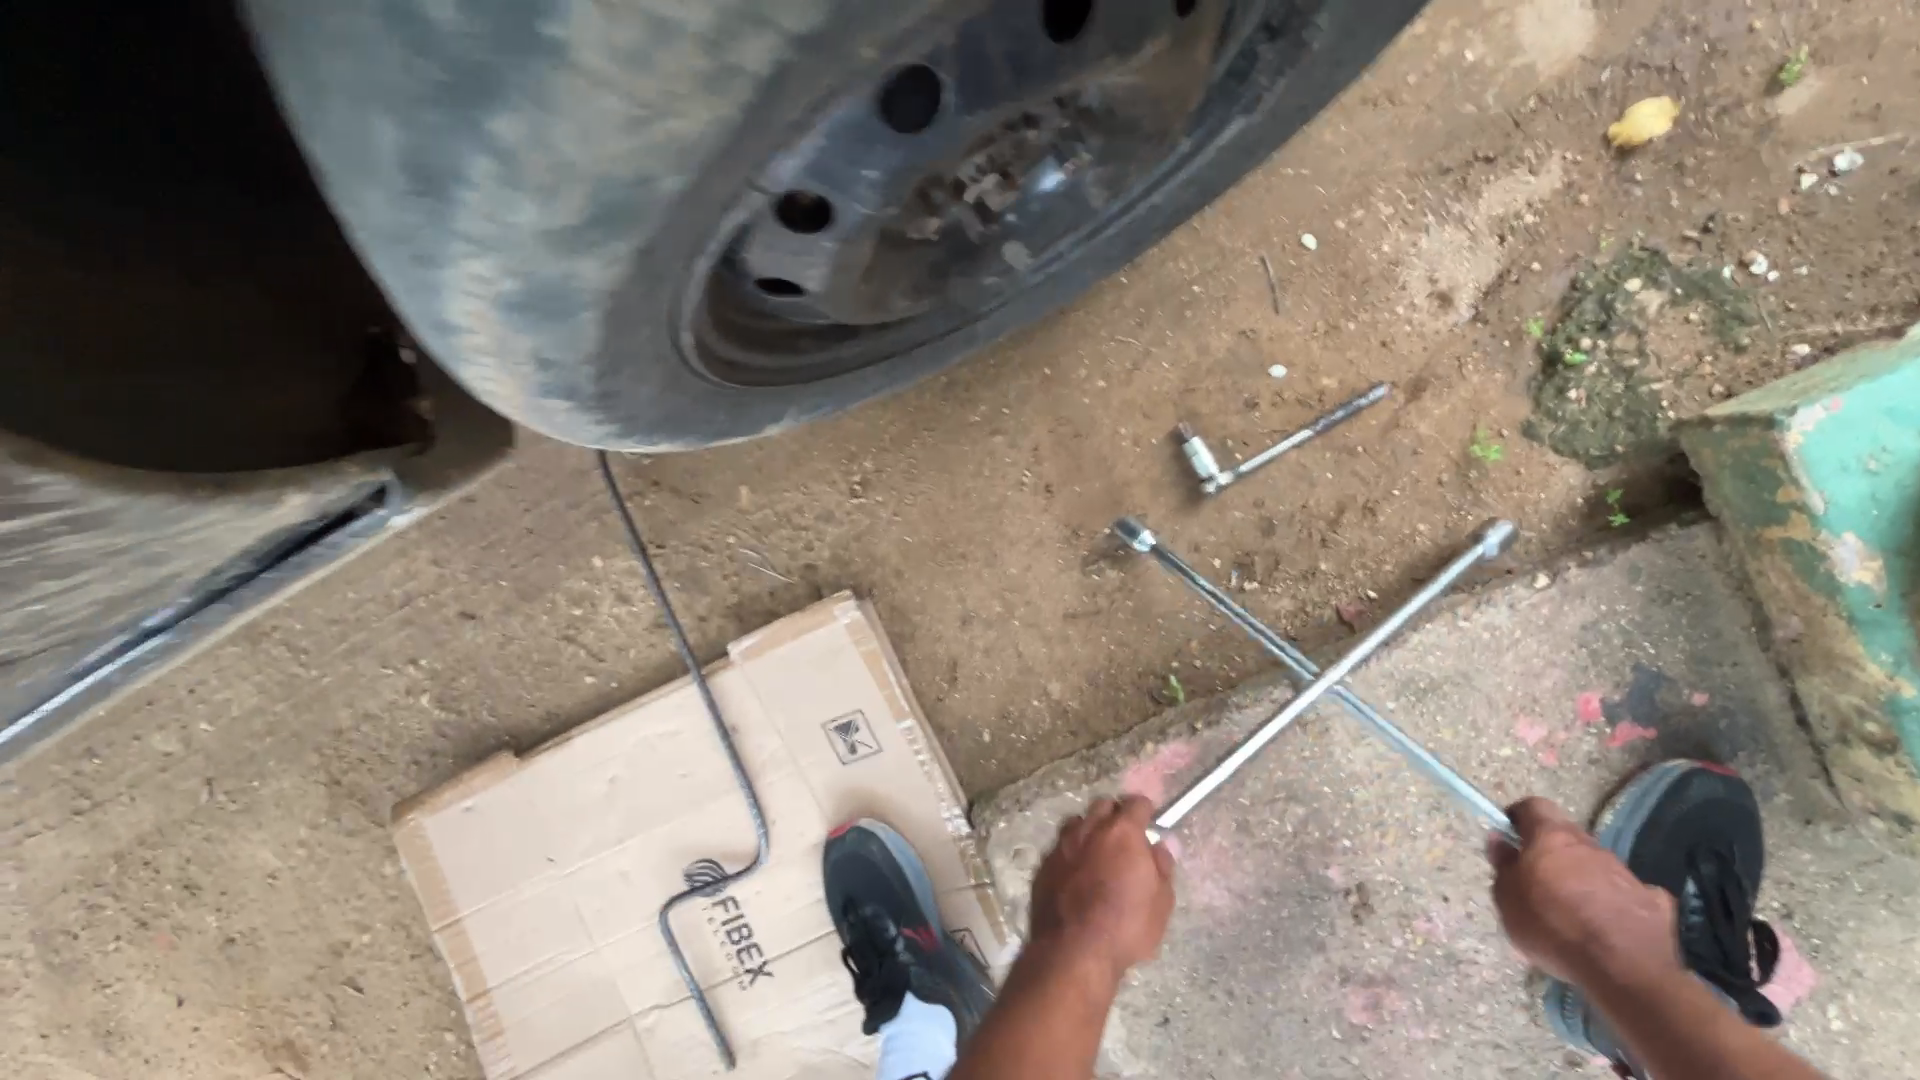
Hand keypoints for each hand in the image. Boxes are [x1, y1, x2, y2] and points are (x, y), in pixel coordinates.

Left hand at [1027, 795, 1176, 983]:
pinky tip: (1077, 875)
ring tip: (1098, 853)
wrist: (1074, 950)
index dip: (1145, 810)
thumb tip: (1160, 846)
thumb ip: (1162, 867)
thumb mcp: (1161, 902)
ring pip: (1078, 823)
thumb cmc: (1127, 926)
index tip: (1149, 819)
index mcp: (1122, 833)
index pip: (1136, 803)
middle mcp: (1089, 830)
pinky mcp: (1044, 865)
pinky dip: (1072, 854)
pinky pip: (1061, 848)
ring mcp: (1062, 845)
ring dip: (1090, 831)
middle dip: (1115, 815)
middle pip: (1103, 806)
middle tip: (1124, 837)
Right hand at [1489, 797, 1683, 991]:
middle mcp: (1591, 846)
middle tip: (1537, 880)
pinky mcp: (1656, 902)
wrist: (1625, 971)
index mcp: (1551, 838)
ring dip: (1584, 877)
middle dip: (1552, 850)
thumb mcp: (1507, 897)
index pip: (1534, 806)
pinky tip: (1612, 924)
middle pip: (1567, 835)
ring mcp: (1627, 873)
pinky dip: (1618, 901)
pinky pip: (1630, 892)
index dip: (1520, 817)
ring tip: (1573, 910)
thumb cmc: (1552, 927)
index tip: (1511, 838)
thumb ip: (1503, 865)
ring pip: (1597, 863)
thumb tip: (1500, 840)